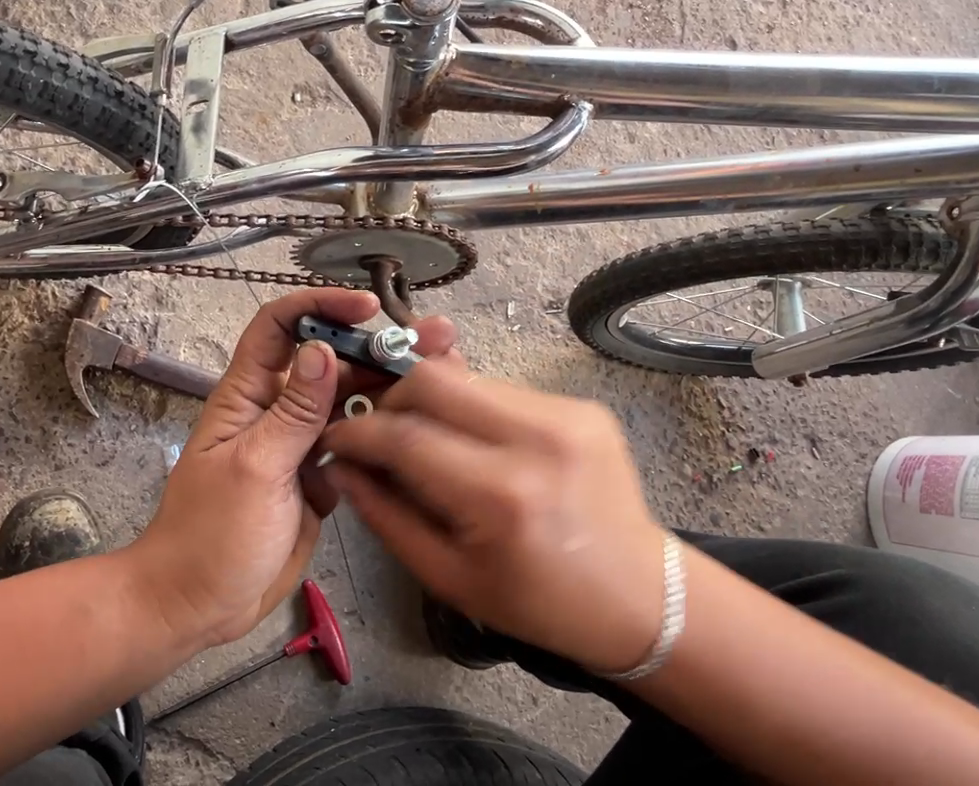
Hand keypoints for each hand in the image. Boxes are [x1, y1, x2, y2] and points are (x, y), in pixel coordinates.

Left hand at [125, 288, 457, 649]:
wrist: (199, 604)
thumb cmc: (211, 534)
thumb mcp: (255, 468)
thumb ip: (293, 414)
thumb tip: (324, 351)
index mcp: (247, 396)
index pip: (278, 328)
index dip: (317, 306)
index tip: (366, 308)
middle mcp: (276, 410)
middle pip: (325, 362)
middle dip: (372, 346)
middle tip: (434, 339)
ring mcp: (298, 444)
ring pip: (345, 402)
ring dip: (385, 387)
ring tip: (439, 376)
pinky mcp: (316, 478)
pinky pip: (353, 443)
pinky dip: (381, 434)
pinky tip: (418, 427)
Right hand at [319, 360, 667, 673]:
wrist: (642, 597)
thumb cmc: (538, 601)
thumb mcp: (448, 577)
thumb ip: (385, 516)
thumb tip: (341, 468)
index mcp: (501, 495)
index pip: (404, 435)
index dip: (358, 432)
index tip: (336, 438)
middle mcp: (536, 439)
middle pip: (432, 379)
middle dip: (390, 398)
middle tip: (380, 431)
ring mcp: (565, 414)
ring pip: (465, 377)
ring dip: (431, 402)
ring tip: (428, 440)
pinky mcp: (581, 405)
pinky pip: (500, 389)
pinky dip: (471, 409)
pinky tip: (476, 444)